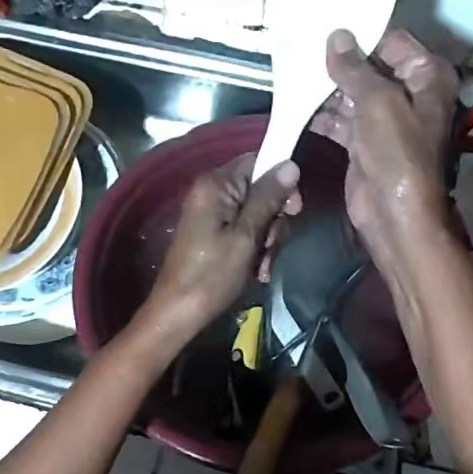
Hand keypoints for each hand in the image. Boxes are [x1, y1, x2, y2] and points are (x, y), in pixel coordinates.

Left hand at [137, 154, 300, 340]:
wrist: (179, 313)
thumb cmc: (212, 275)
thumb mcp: (246, 236)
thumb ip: (268, 198)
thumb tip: (291, 164)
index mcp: (215, 184)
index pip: (258, 160)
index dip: (281, 182)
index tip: (293, 210)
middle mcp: (210, 192)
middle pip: (260, 189)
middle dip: (273, 219)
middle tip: (270, 245)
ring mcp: (210, 213)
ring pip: (256, 214)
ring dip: (266, 240)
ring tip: (261, 266)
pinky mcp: (212, 233)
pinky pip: (243, 230)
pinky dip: (253, 249)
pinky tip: (256, 271)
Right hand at [310, 28, 459, 271]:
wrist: (394, 214)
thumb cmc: (397, 153)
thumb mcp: (377, 101)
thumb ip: (354, 68)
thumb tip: (336, 36)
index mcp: (427, 77)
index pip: (392, 42)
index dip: (361, 35)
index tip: (325, 24)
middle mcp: (410, 95)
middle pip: (370, 68)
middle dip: (338, 62)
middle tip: (301, 45)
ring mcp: (386, 121)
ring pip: (352, 94)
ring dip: (326, 89)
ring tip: (293, 71)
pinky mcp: (365, 144)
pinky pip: (342, 120)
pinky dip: (323, 115)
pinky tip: (297, 104)